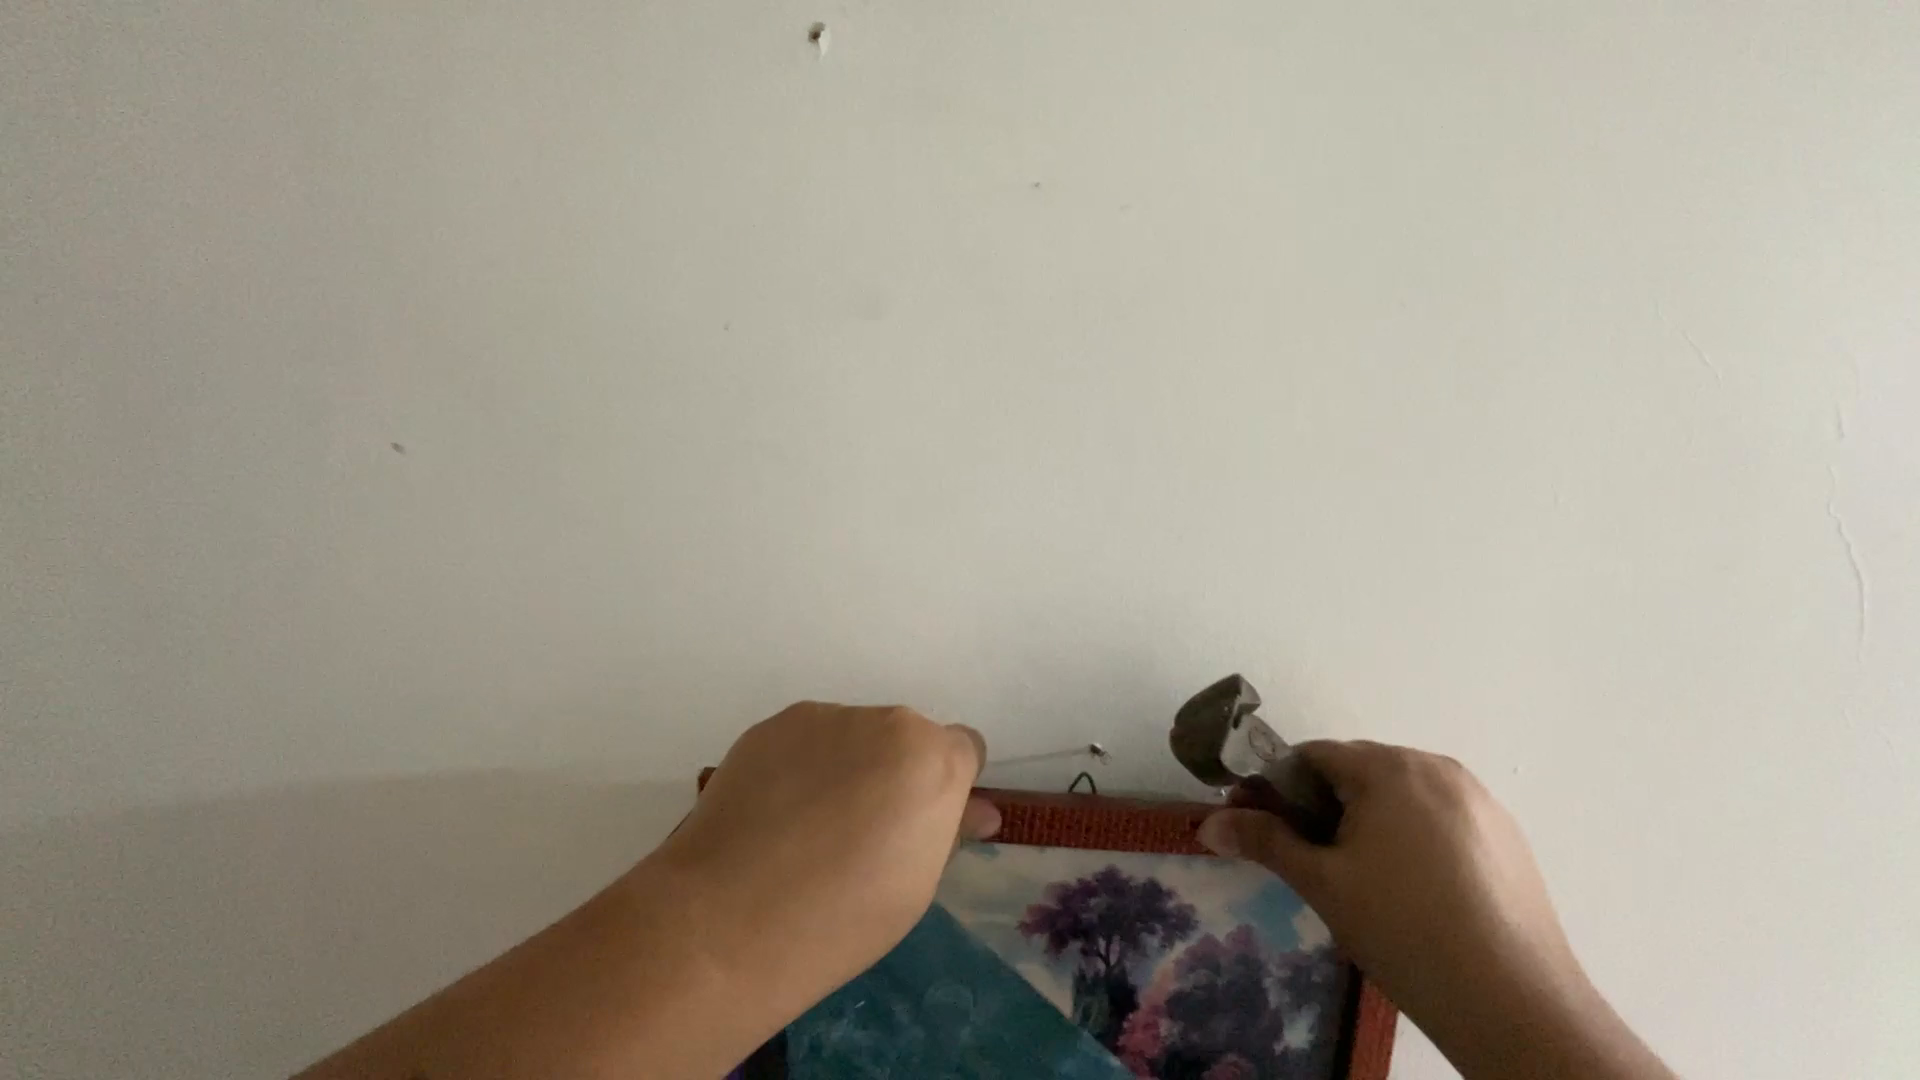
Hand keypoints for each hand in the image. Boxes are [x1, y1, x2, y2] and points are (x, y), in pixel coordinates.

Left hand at [639, 702, 997, 1017]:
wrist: (728, 920)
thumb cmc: (844, 917)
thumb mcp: (917, 884)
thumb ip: (950, 830)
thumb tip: (979, 810)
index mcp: (932, 757)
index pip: (963, 749)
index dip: (946, 788)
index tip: (918, 827)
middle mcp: (884, 720)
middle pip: (906, 738)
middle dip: (896, 772)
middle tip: (862, 832)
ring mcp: (823, 717)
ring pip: (853, 736)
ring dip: (848, 764)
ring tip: (808, 826)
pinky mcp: (771, 724)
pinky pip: (806, 739)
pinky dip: (801, 765)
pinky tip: (775, 813)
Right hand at [1198, 740, 1675, 1079]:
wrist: (1516, 1004)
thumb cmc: (1404, 929)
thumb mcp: (1321, 882)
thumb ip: (1264, 840)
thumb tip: (1208, 824)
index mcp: (1389, 768)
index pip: (1312, 756)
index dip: (1275, 785)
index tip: (1255, 821)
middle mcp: (1437, 768)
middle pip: (1357, 769)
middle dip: (1319, 802)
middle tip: (1300, 852)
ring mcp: (1479, 801)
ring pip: (1399, 793)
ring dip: (1364, 817)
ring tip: (1354, 873)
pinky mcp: (1507, 836)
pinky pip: (1438, 816)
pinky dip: (1408, 834)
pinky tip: (1407, 886)